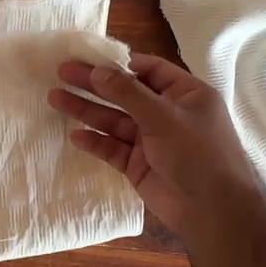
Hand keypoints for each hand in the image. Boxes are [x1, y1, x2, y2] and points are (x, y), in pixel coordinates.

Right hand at [47, 54, 263, 235]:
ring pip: (113, 120)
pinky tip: (75, 136)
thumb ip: (128, 93)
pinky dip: (95, 141)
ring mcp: (151, 140)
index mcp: (185, 94)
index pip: (149, 70)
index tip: (88, 58)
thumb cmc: (198, 153)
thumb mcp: (164, 117)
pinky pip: (112, 147)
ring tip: (55, 98)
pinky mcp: (137, 163)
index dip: (119, 63)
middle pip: (125, 94)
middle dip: (94, 84)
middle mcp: (167, 113)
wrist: (211, 208)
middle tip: (62, 73)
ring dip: (86, 110)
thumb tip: (98, 71)